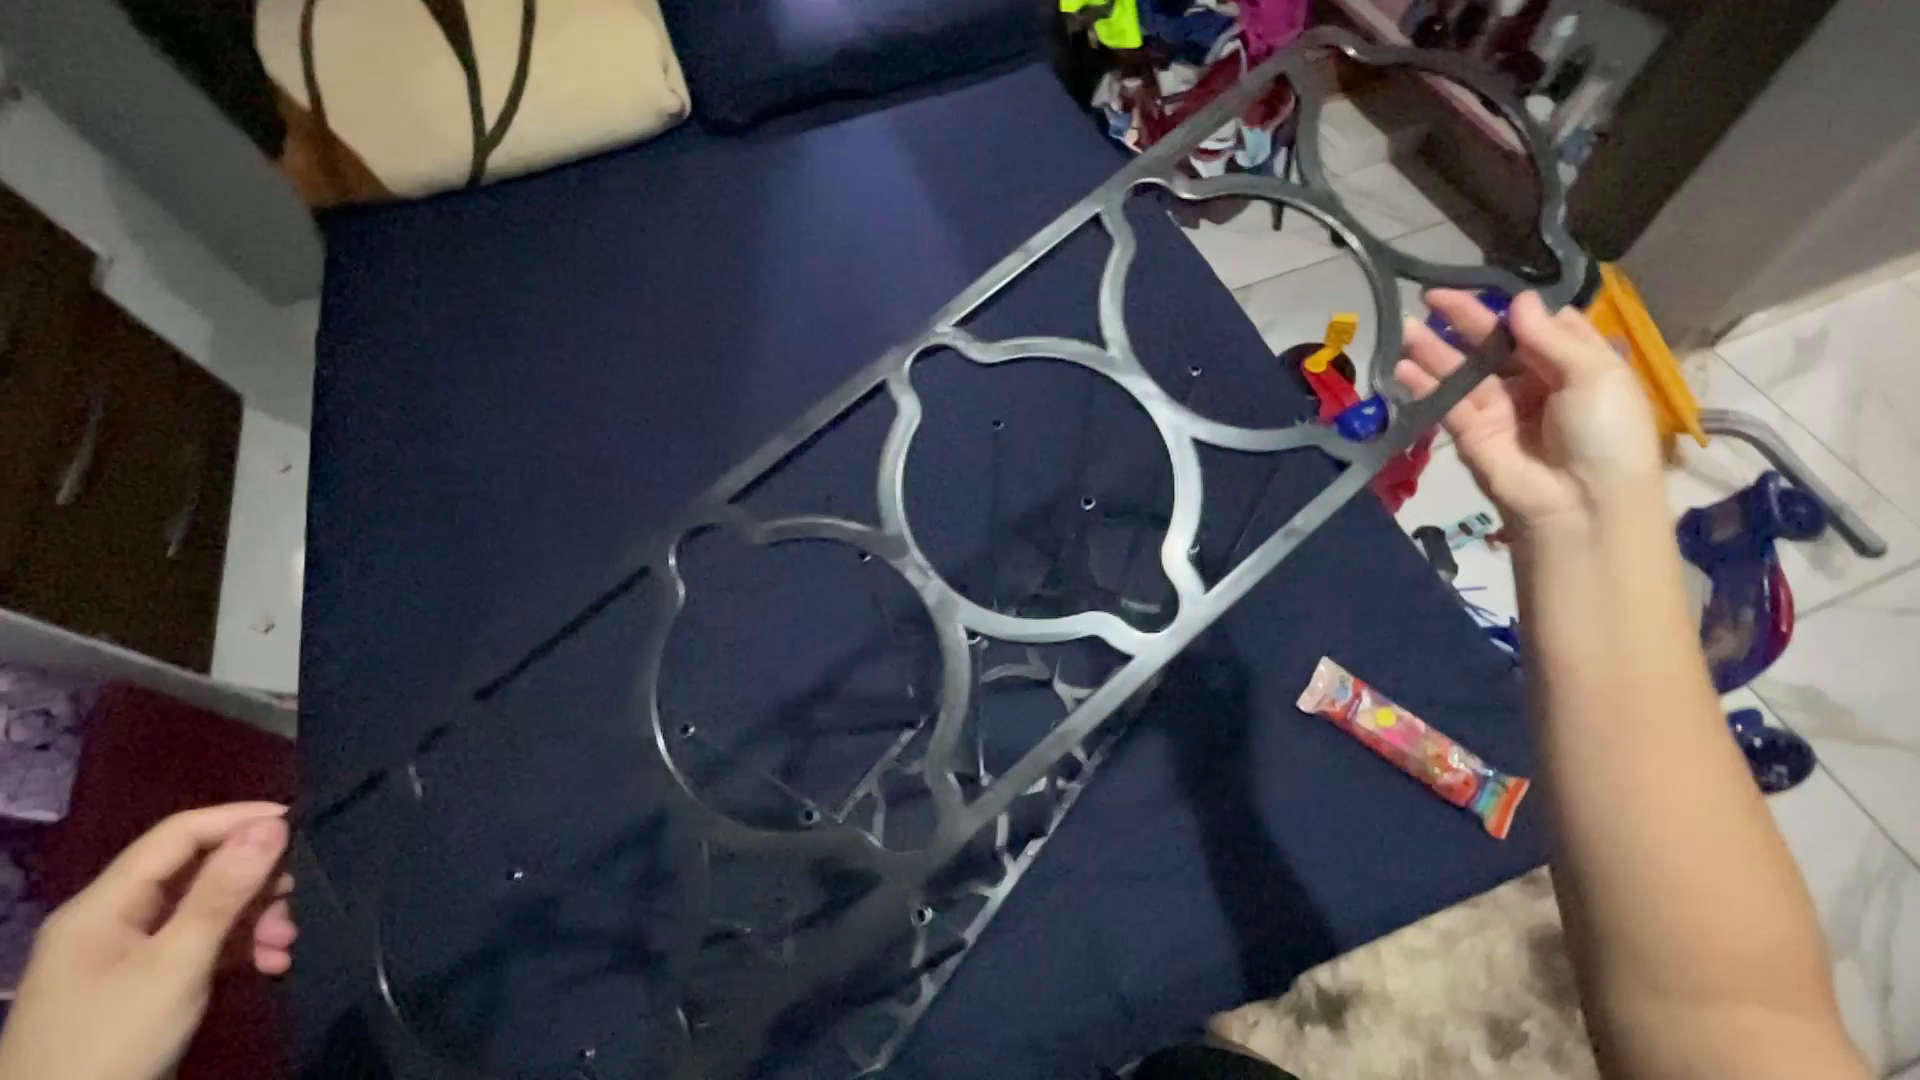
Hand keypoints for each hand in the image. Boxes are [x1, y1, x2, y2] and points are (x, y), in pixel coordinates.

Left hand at [0, 804, 297, 1079]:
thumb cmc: (113, 1039)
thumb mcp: (177, 963)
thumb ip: (224, 891)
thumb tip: (272, 824)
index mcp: (104, 905)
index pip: (179, 834)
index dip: (239, 819)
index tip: (300, 825)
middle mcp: (113, 919)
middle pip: (199, 871)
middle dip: (256, 882)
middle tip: (297, 898)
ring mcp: (126, 954)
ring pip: (206, 909)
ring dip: (255, 920)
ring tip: (286, 944)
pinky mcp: (143, 983)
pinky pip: (200, 944)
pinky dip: (240, 948)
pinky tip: (270, 965)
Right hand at [1395, 289, 1662, 534]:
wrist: (1582, 503)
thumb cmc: (1606, 433)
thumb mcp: (1597, 375)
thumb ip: (1552, 338)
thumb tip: (1519, 301)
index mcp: (1576, 364)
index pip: (1540, 326)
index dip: (1516, 307)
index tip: (1493, 288)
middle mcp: (1534, 381)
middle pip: (1495, 343)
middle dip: (1465, 319)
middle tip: (1432, 296)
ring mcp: (1499, 408)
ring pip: (1463, 370)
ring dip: (1434, 349)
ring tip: (1407, 327)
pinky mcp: (1469, 433)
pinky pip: (1445, 402)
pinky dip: (1424, 384)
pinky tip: (1403, 367)